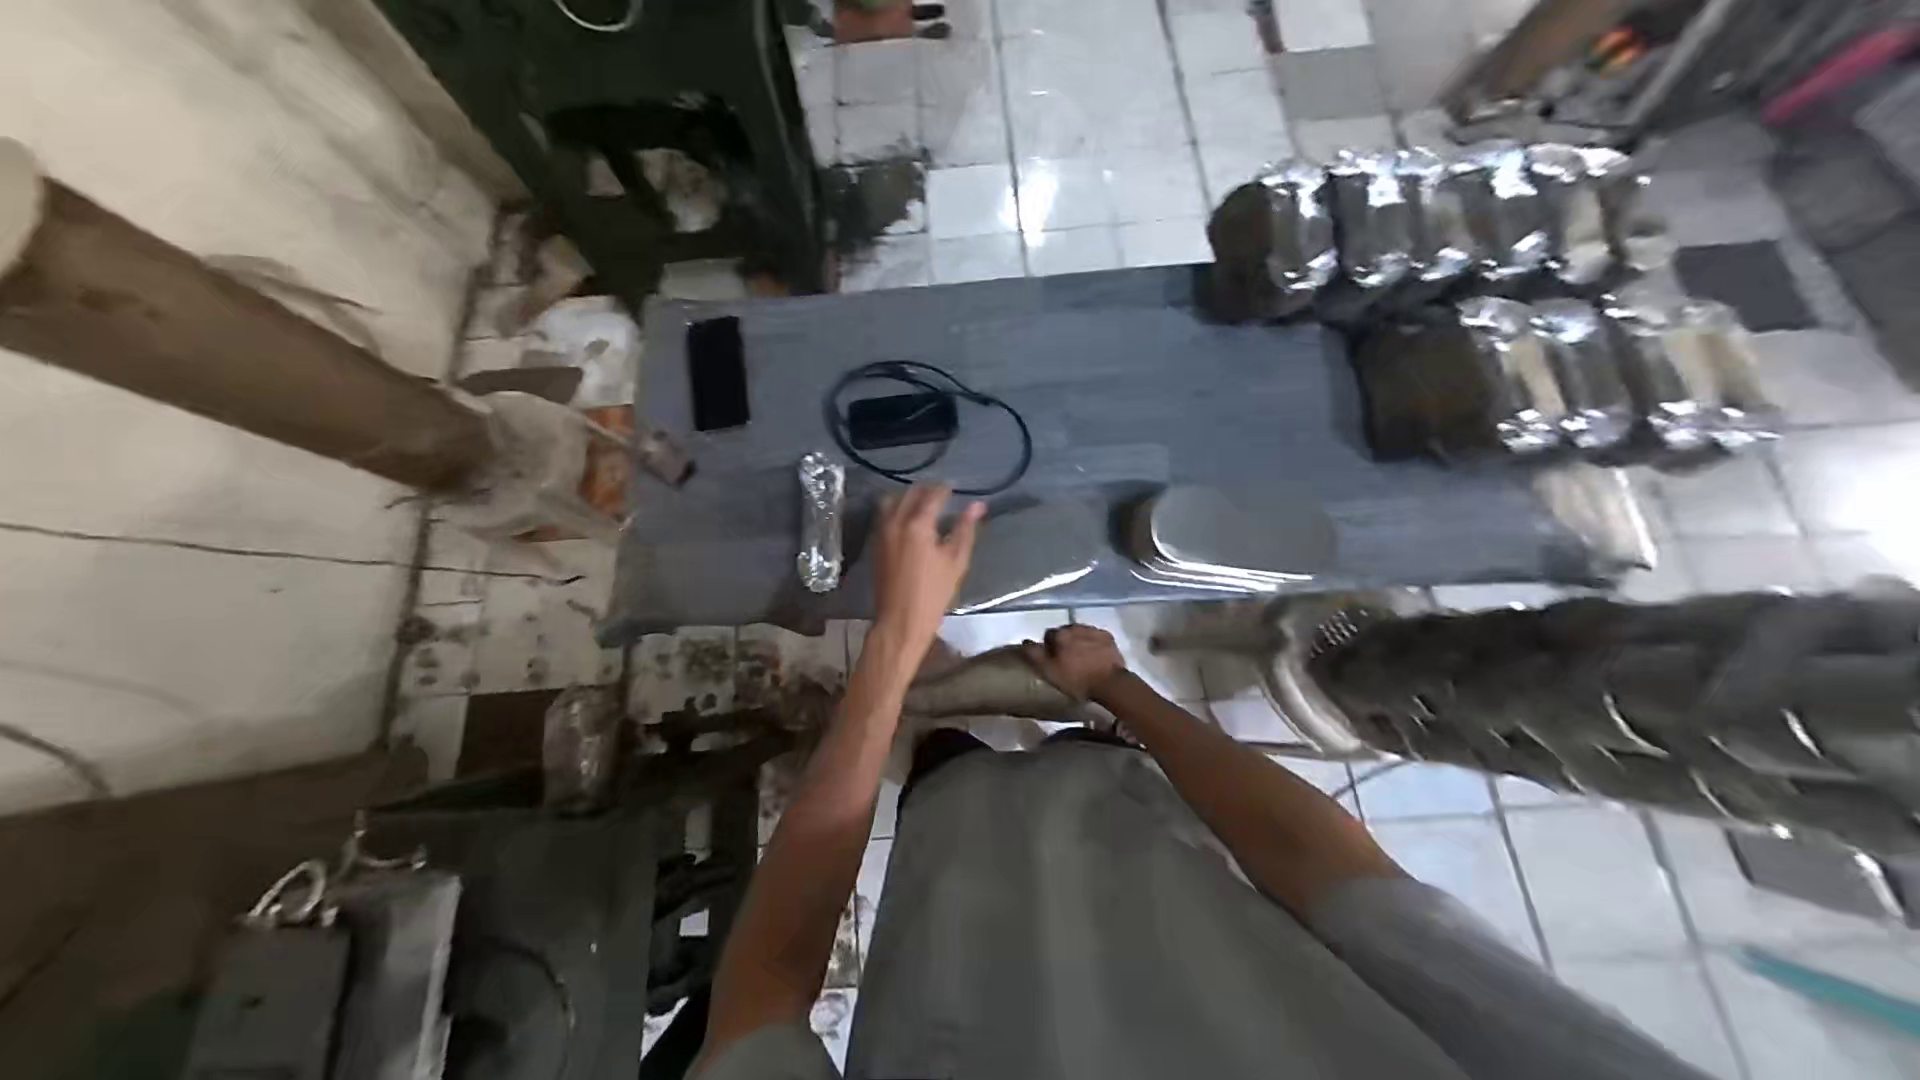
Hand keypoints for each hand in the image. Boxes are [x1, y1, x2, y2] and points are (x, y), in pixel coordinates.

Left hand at [871, 483, 984, 648]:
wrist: (901, 619)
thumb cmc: (934, 593)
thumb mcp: (956, 561)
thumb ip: (965, 529)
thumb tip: (977, 505)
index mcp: (918, 525)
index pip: (933, 495)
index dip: (945, 490)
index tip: (954, 489)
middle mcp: (896, 522)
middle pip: (910, 493)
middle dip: (927, 490)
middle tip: (941, 495)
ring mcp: (881, 531)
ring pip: (892, 501)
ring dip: (908, 497)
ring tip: (923, 505)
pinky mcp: (875, 542)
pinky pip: (883, 515)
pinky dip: (896, 509)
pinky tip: (908, 519)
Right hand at [1023, 624, 1128, 702]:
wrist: (1110, 683)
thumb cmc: (1077, 680)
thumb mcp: (1049, 672)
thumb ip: (1035, 654)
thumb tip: (1025, 640)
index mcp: (1060, 635)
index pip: (1048, 635)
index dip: (1050, 647)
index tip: (1053, 660)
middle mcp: (1076, 627)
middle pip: (1066, 632)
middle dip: (1065, 642)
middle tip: (1068, 660)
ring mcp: (1094, 630)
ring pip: (1081, 633)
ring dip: (1079, 641)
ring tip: (1083, 658)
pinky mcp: (1108, 637)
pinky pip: (1096, 637)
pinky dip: (1094, 643)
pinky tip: (1096, 656)